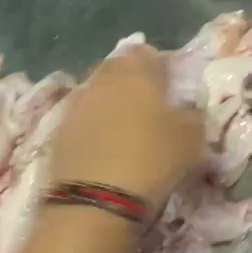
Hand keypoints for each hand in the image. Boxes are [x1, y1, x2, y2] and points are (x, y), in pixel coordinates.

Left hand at [47, 46, 203, 207]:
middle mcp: (102, 81)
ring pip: (96, 93)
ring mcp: (76, 107)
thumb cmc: (153, 157)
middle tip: (150, 103)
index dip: (159, 65)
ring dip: (111, 104)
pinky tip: (106, 147)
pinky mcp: (58, 134)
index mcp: (136, 73)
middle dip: (132, 80)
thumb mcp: (193, 137)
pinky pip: (82, 120)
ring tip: (127, 127)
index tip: (170, 84)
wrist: (96, 200)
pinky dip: (95, 128)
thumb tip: (188, 111)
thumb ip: (193, 115)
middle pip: (116, 68)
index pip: (146, 52)